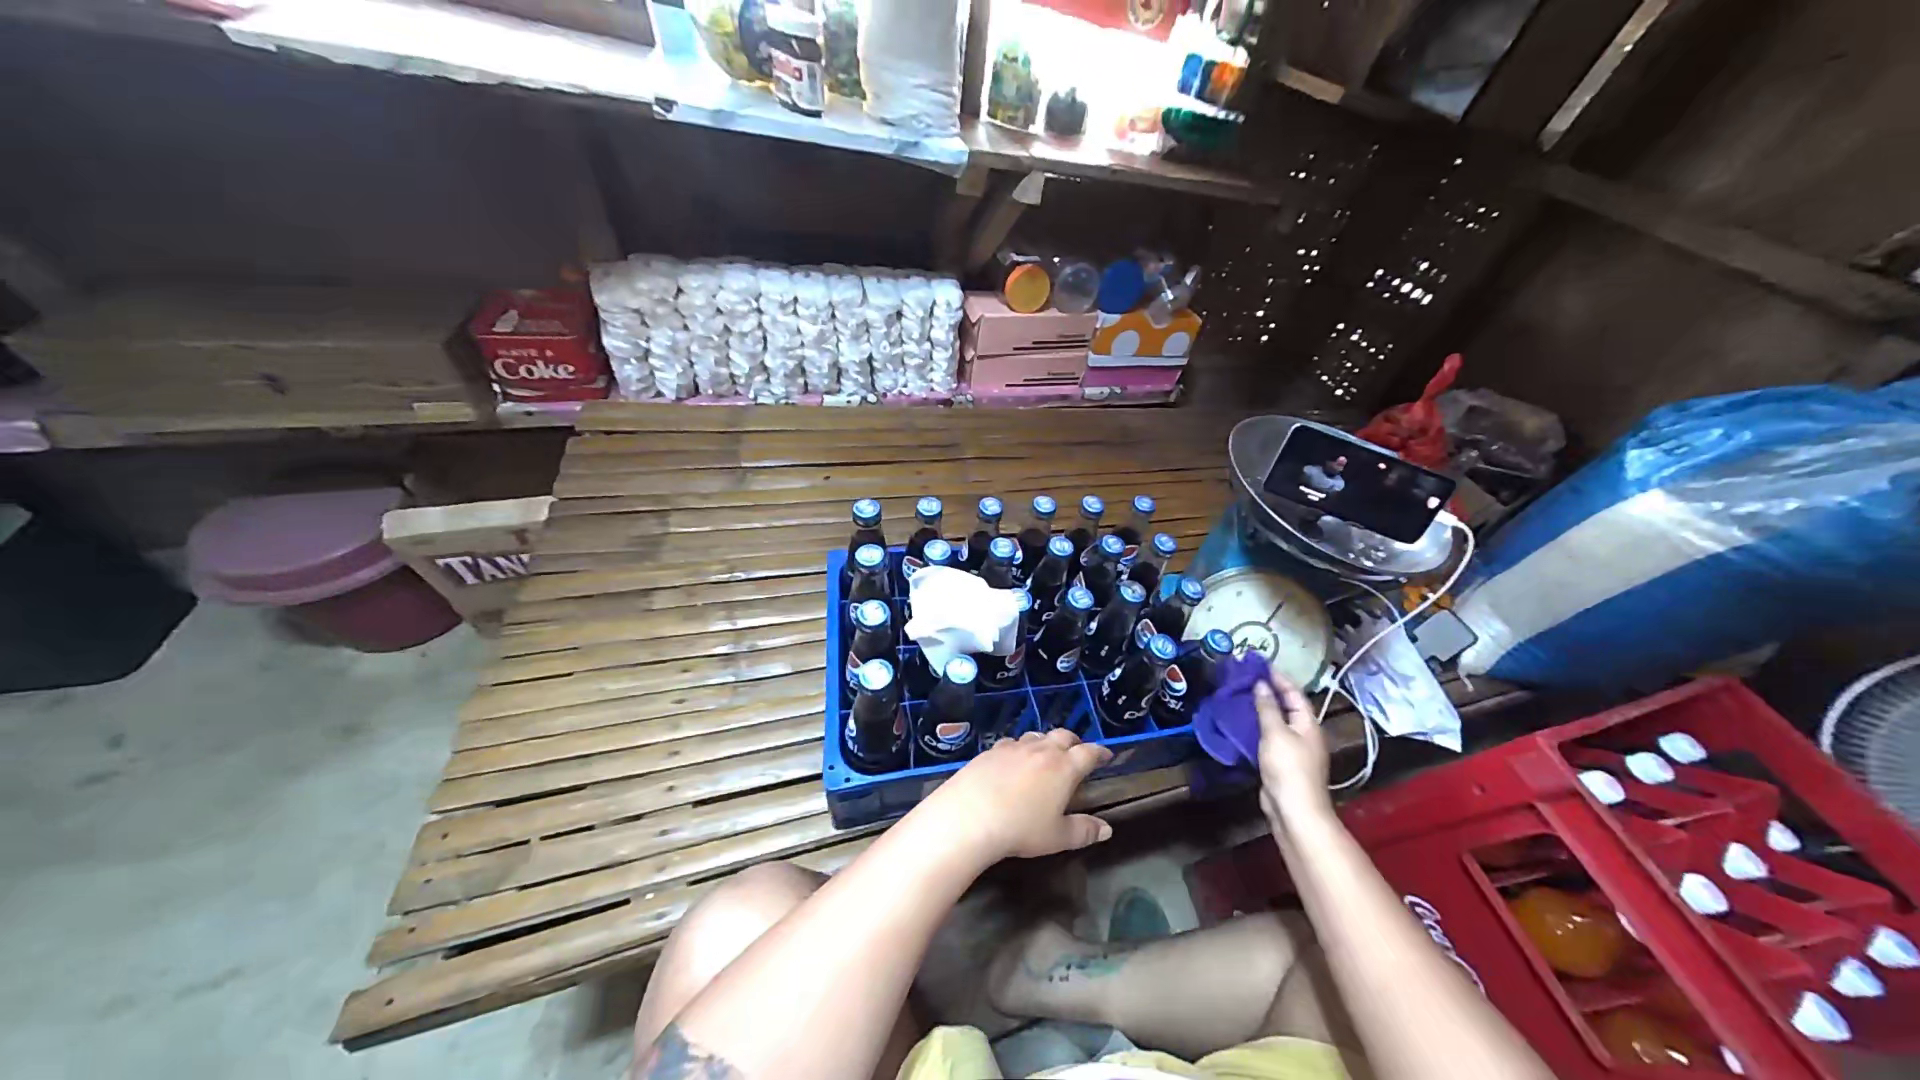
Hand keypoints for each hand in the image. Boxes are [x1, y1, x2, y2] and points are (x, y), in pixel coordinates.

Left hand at [914, 728, 1114, 865]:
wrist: (970, 815)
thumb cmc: (1020, 828)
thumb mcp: (1057, 837)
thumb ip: (1084, 831)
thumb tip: (1107, 829)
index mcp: (1064, 767)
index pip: (1088, 752)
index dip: (1100, 752)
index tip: (1106, 755)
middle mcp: (1041, 750)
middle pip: (1063, 736)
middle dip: (1074, 742)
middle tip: (1077, 752)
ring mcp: (1014, 747)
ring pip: (1036, 736)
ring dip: (1046, 742)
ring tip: (1047, 754)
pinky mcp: (990, 750)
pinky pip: (1011, 743)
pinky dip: (1020, 748)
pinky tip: (1014, 759)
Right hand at [1253, 675, 1333, 833]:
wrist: (1294, 809)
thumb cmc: (1288, 767)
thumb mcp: (1275, 733)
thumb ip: (1267, 707)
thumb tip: (1261, 684)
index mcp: (1308, 724)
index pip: (1294, 694)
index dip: (1279, 678)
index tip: (1260, 665)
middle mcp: (1303, 734)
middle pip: (1287, 707)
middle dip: (1268, 692)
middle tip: (1246, 678)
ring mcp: (1293, 749)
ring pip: (1276, 722)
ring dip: (1260, 709)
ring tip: (1239, 696)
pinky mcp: (1281, 762)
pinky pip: (1268, 737)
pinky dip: (1256, 727)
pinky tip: (1241, 723)